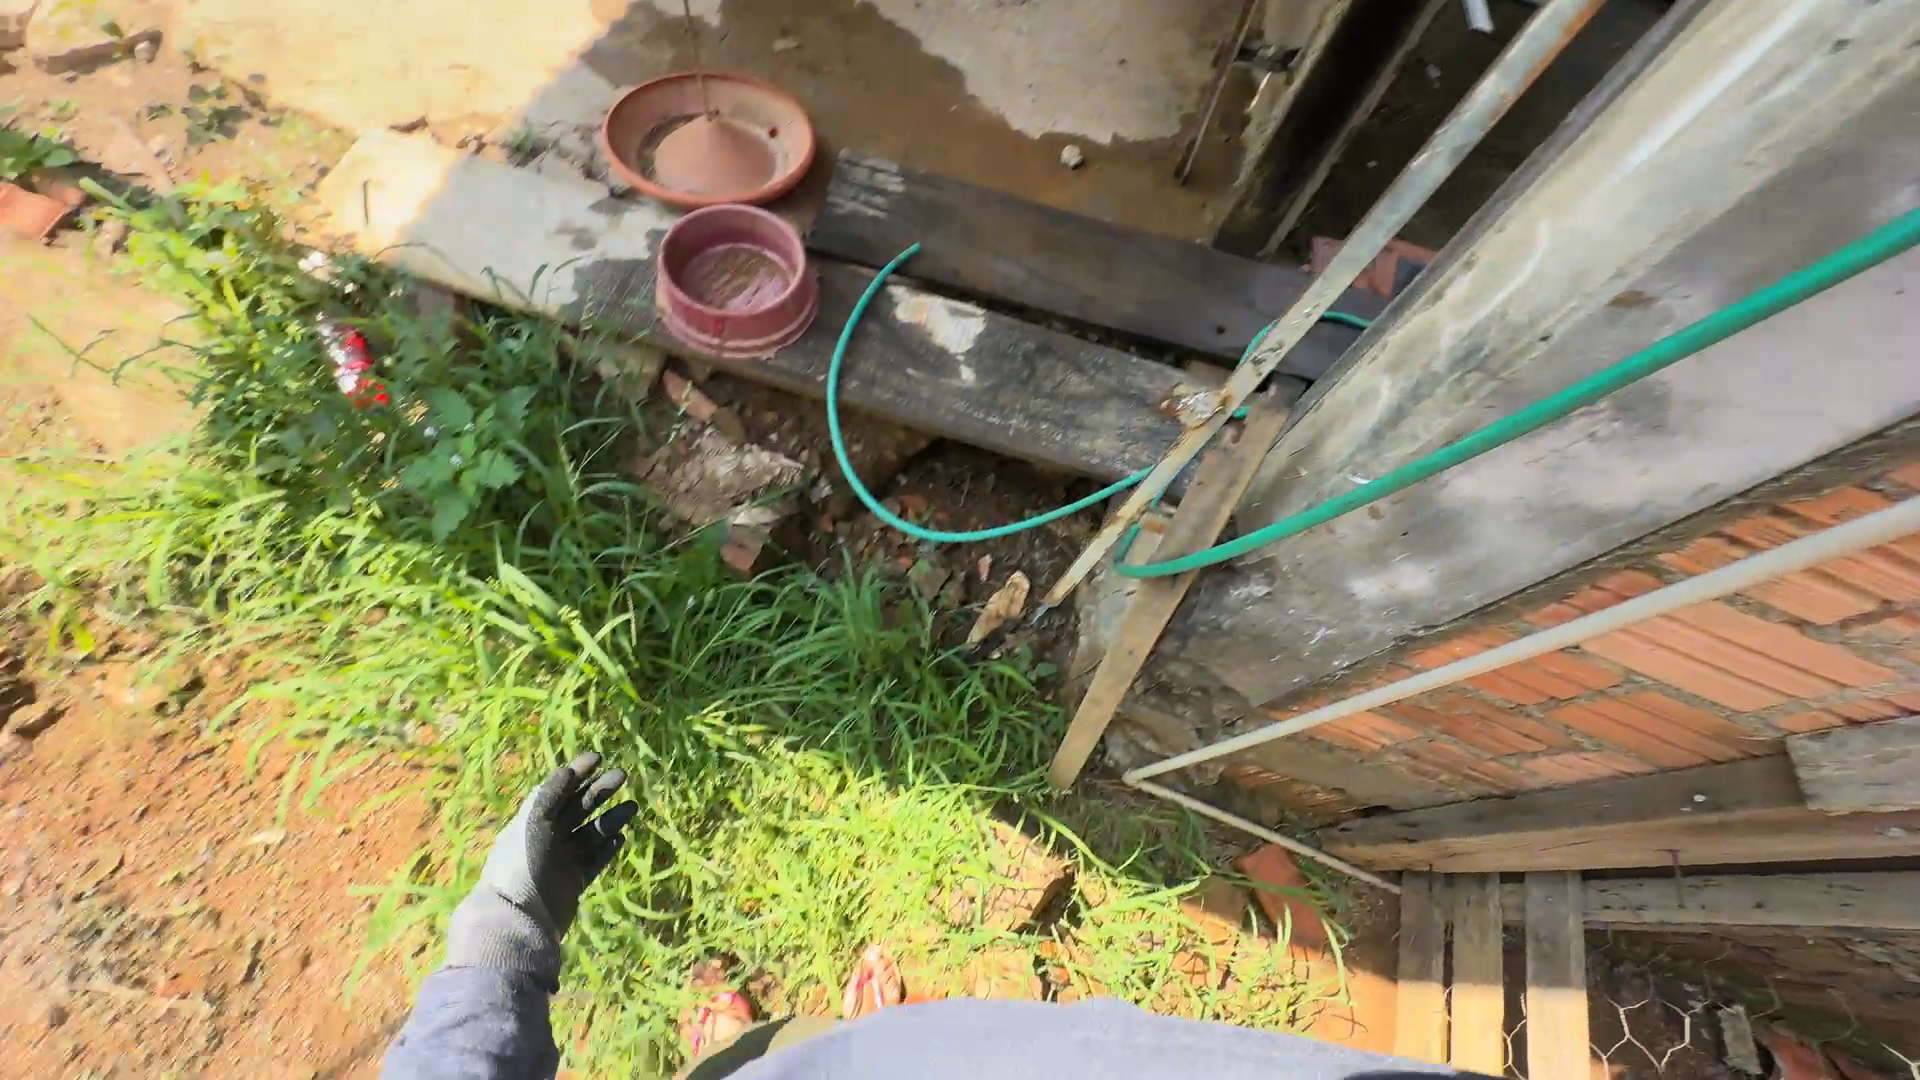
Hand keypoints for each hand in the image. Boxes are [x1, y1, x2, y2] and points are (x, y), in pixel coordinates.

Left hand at [445, 752, 638, 986]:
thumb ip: (550, 794)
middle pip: (578, 809)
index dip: (578, 773)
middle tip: (623, 775)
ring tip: (633, 807)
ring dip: (611, 818)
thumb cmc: (522, 863)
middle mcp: (548, 839)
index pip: (558, 791)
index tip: (599, 757)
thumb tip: (568, 769)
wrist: (519, 917)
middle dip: (600, 791)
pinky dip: (607, 848)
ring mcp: (562, 861)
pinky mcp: (574, 882)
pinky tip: (621, 837)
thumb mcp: (533, 822)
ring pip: (591, 833)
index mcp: (533, 822)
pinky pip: (595, 860)